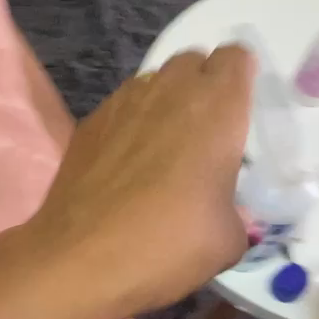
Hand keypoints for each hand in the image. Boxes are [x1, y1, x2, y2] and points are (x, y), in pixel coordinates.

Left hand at [31, 46, 255, 316]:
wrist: (80, 261)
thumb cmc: (166, 245)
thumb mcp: (227, 241)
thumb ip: (234, 212)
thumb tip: (221, 214)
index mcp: (216, 106)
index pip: (234, 58)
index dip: (239, 80)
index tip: (237, 114)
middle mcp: (169, 91)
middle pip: (191, 62)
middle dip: (201, 87)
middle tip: (203, 134)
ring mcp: (120, 104)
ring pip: (152, 83)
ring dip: (164, 105)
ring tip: (162, 151)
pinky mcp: (86, 126)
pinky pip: (119, 110)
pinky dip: (129, 127)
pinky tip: (124, 168)